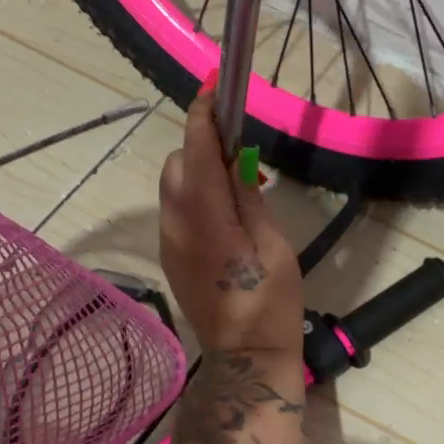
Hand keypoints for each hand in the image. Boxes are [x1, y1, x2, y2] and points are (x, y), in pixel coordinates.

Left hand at [158, 81, 302, 355]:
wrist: (245, 356)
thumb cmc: (271, 301)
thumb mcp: (274, 245)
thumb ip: (248, 197)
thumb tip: (234, 158)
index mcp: (206, 216)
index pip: (196, 148)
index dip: (203, 113)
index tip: (214, 87)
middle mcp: (176, 222)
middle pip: (178, 163)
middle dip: (203, 146)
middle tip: (243, 159)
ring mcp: (169, 241)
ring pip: (173, 186)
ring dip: (199, 173)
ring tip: (238, 190)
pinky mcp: (171, 256)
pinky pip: (176, 210)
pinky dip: (195, 198)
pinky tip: (225, 218)